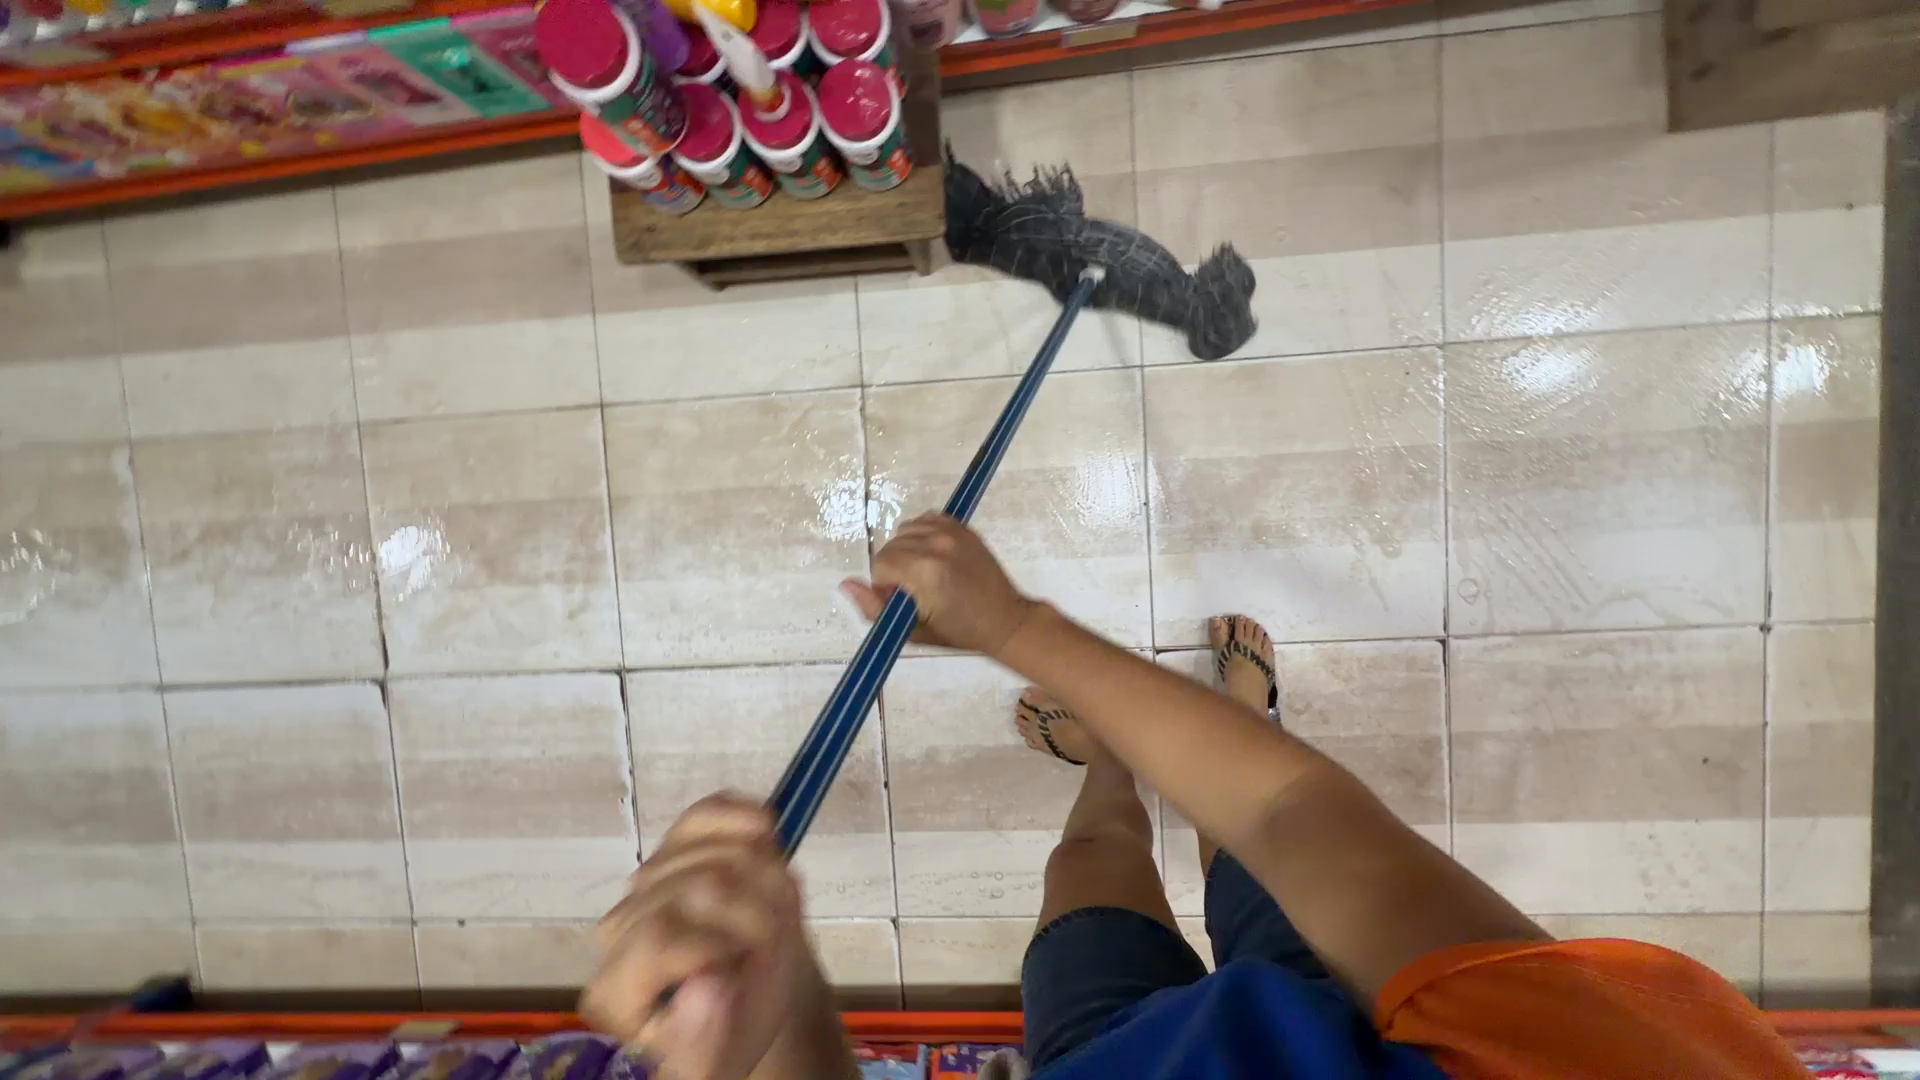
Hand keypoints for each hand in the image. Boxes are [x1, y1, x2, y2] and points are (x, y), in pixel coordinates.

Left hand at [581, 795, 809, 1079]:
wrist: (750, 989)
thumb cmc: (734, 1026)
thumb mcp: (722, 1059)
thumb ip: (707, 1035)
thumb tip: (707, 984)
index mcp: (615, 989)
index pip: (659, 937)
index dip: (722, 940)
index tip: (754, 963)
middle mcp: (618, 928)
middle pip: (696, 887)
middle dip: (754, 908)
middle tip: (779, 939)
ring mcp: (648, 877)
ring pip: (709, 848)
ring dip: (762, 872)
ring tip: (778, 908)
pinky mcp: (676, 841)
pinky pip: (706, 812)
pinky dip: (742, 816)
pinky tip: (766, 830)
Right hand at [840, 513, 1035, 657]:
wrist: (1004, 619)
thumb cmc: (958, 631)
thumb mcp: (913, 630)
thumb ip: (875, 608)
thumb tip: (846, 584)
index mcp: (925, 571)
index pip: (881, 565)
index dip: (885, 586)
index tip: (904, 601)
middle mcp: (937, 544)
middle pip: (890, 547)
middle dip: (894, 569)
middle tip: (916, 592)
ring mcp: (951, 531)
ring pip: (905, 532)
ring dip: (906, 551)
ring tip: (925, 574)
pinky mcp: (961, 526)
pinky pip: (924, 520)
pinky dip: (921, 536)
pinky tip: (933, 556)